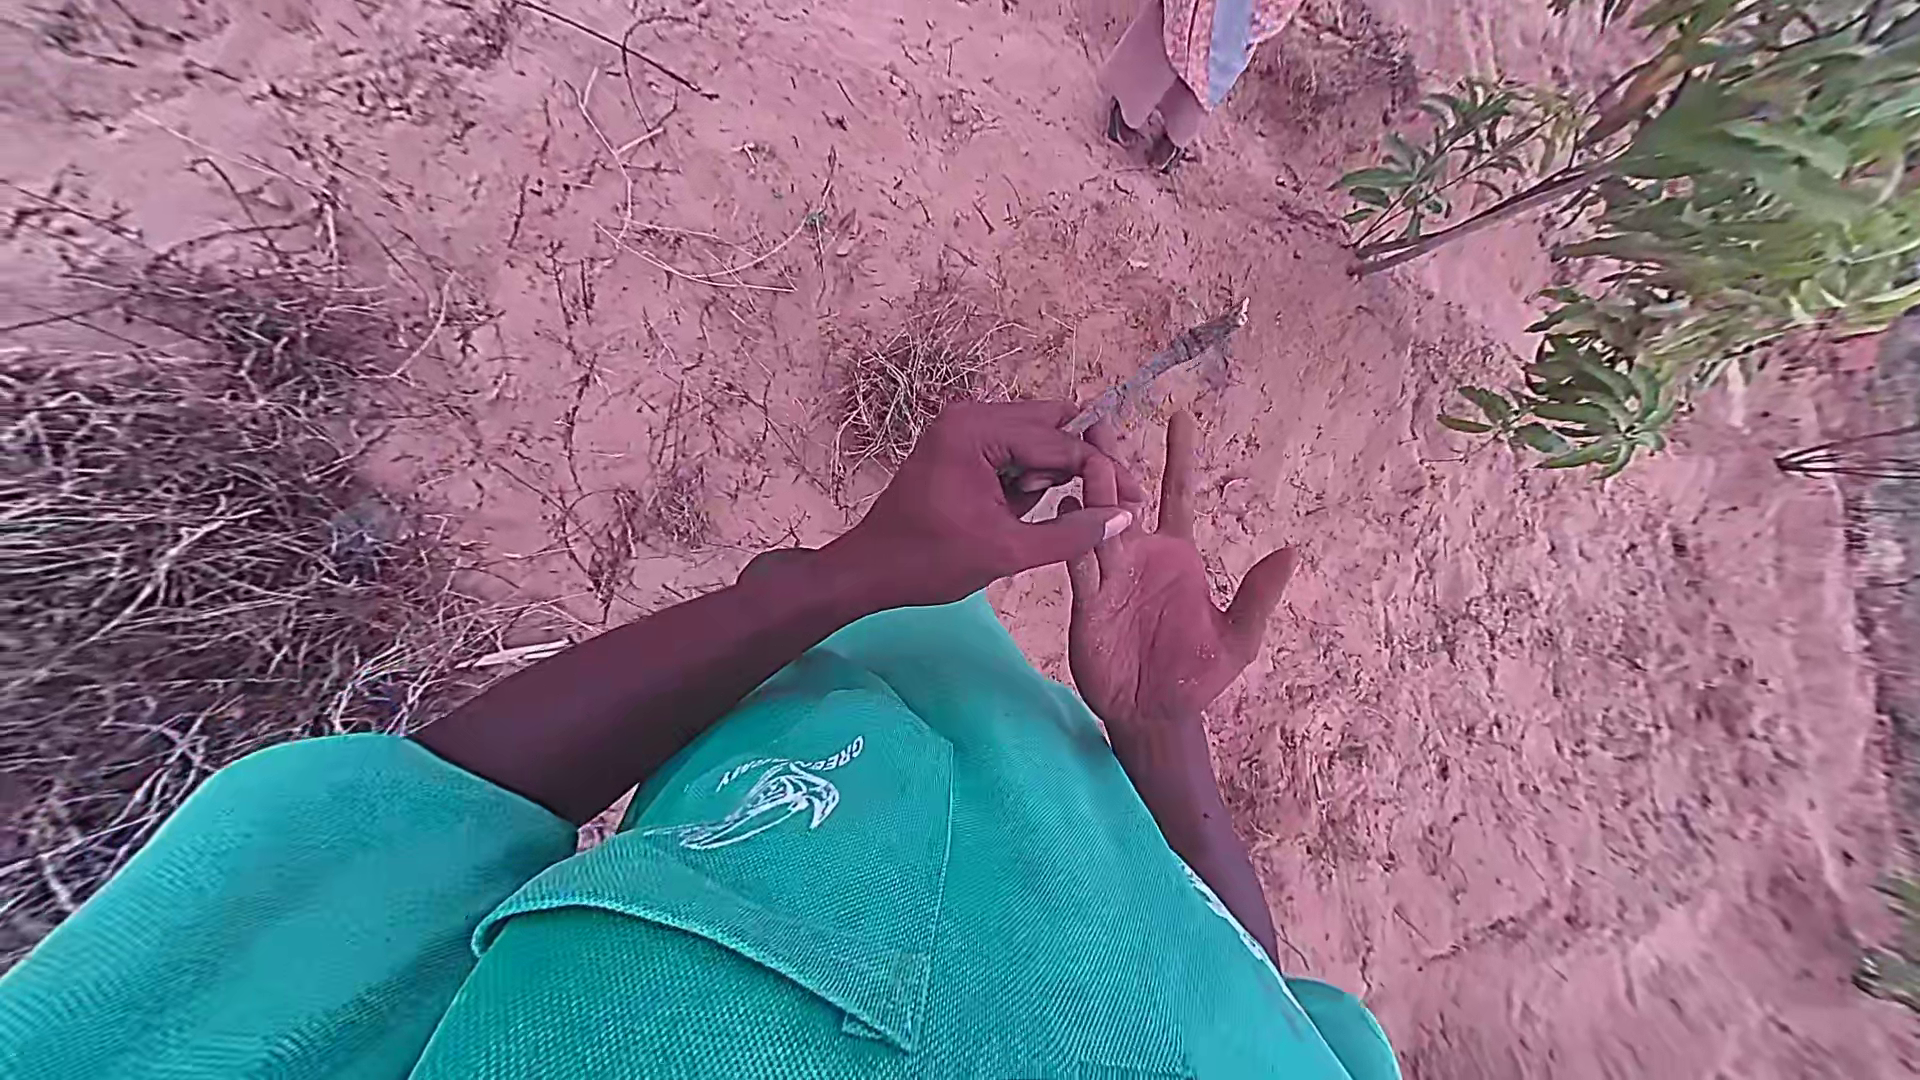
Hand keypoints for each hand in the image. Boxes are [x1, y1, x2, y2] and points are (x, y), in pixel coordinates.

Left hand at [819, 401, 1133, 610]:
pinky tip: (1019, 508)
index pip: (1060, 442)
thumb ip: (1070, 534)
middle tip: (1109, 499)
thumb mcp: (1007, 552)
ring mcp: (962, 427)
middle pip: (1052, 424)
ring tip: (1034, 514)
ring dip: (1051, 471)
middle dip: (1083, 462)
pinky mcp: (960, 445)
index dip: (1103, 471)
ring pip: (1034, 437)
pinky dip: (1027, 476)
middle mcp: (970, 416)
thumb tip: (1122, 517)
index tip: (1134, 499)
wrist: (871, 569)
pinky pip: (1012, 450)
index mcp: (976, 432)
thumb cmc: (930, 562)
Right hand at [1061, 412, 1296, 730]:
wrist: (1155, 712)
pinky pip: (1080, 563)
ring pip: (1099, 522)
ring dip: (1093, 490)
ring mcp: (1111, 575)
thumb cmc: (1197, 674)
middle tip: (1102, 425)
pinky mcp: (1088, 599)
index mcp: (1178, 554)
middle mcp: (1140, 555)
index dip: (1179, 457)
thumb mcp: (1238, 638)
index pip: (1178, 494)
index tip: (1180, 417)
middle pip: (1127, 498)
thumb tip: (1291, 551)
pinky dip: (1074, 536)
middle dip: (1117, 461)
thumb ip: (1258, 595)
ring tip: (1086, 457)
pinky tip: (1068, 510)